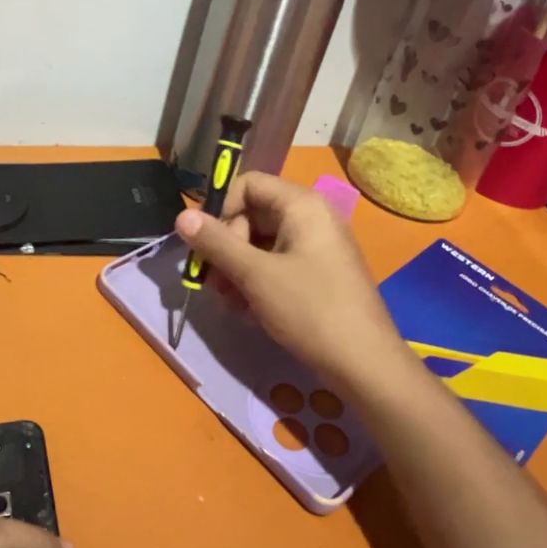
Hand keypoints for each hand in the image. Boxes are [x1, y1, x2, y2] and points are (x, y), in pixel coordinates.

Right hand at [173, 172, 405, 388]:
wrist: (365, 362)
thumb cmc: (309, 309)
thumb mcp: (255, 275)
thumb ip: (216, 243)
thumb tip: (181, 215)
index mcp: (302, 205)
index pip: (249, 184)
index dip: (222, 209)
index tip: (205, 245)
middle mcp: (313, 217)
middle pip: (254, 215)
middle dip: (227, 247)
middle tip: (213, 283)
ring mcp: (319, 247)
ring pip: (263, 244)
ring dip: (238, 270)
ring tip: (230, 303)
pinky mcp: (321, 274)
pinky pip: (279, 265)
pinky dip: (259, 283)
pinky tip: (250, 313)